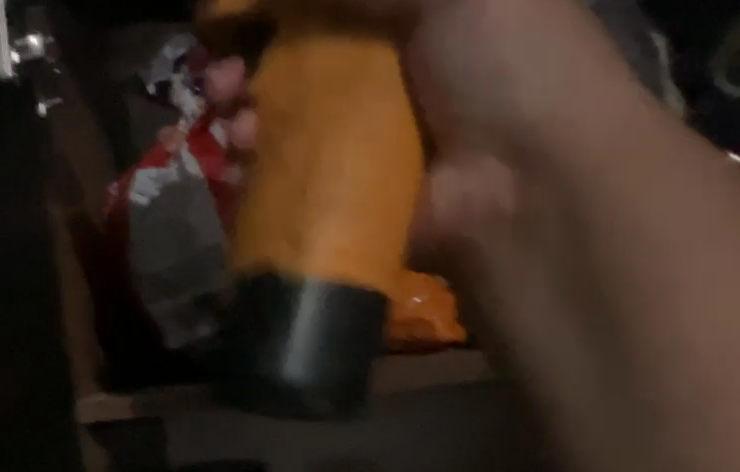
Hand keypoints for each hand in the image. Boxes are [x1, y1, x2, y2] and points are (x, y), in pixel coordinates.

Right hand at [202, 0, 655, 258]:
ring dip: (236, 104)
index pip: (324, 8)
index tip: (225, 15)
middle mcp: (377, 68)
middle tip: (217, 72)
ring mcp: (350, 131)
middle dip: (242, 58)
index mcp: (413, 14)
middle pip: (288, 55)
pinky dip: (246, 155)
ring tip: (223, 106)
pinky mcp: (331, 185)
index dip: (272, 9)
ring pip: (271, 111)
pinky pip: (272, 166)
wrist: (521, 179)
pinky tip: (239, 146)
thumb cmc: (506, 61)